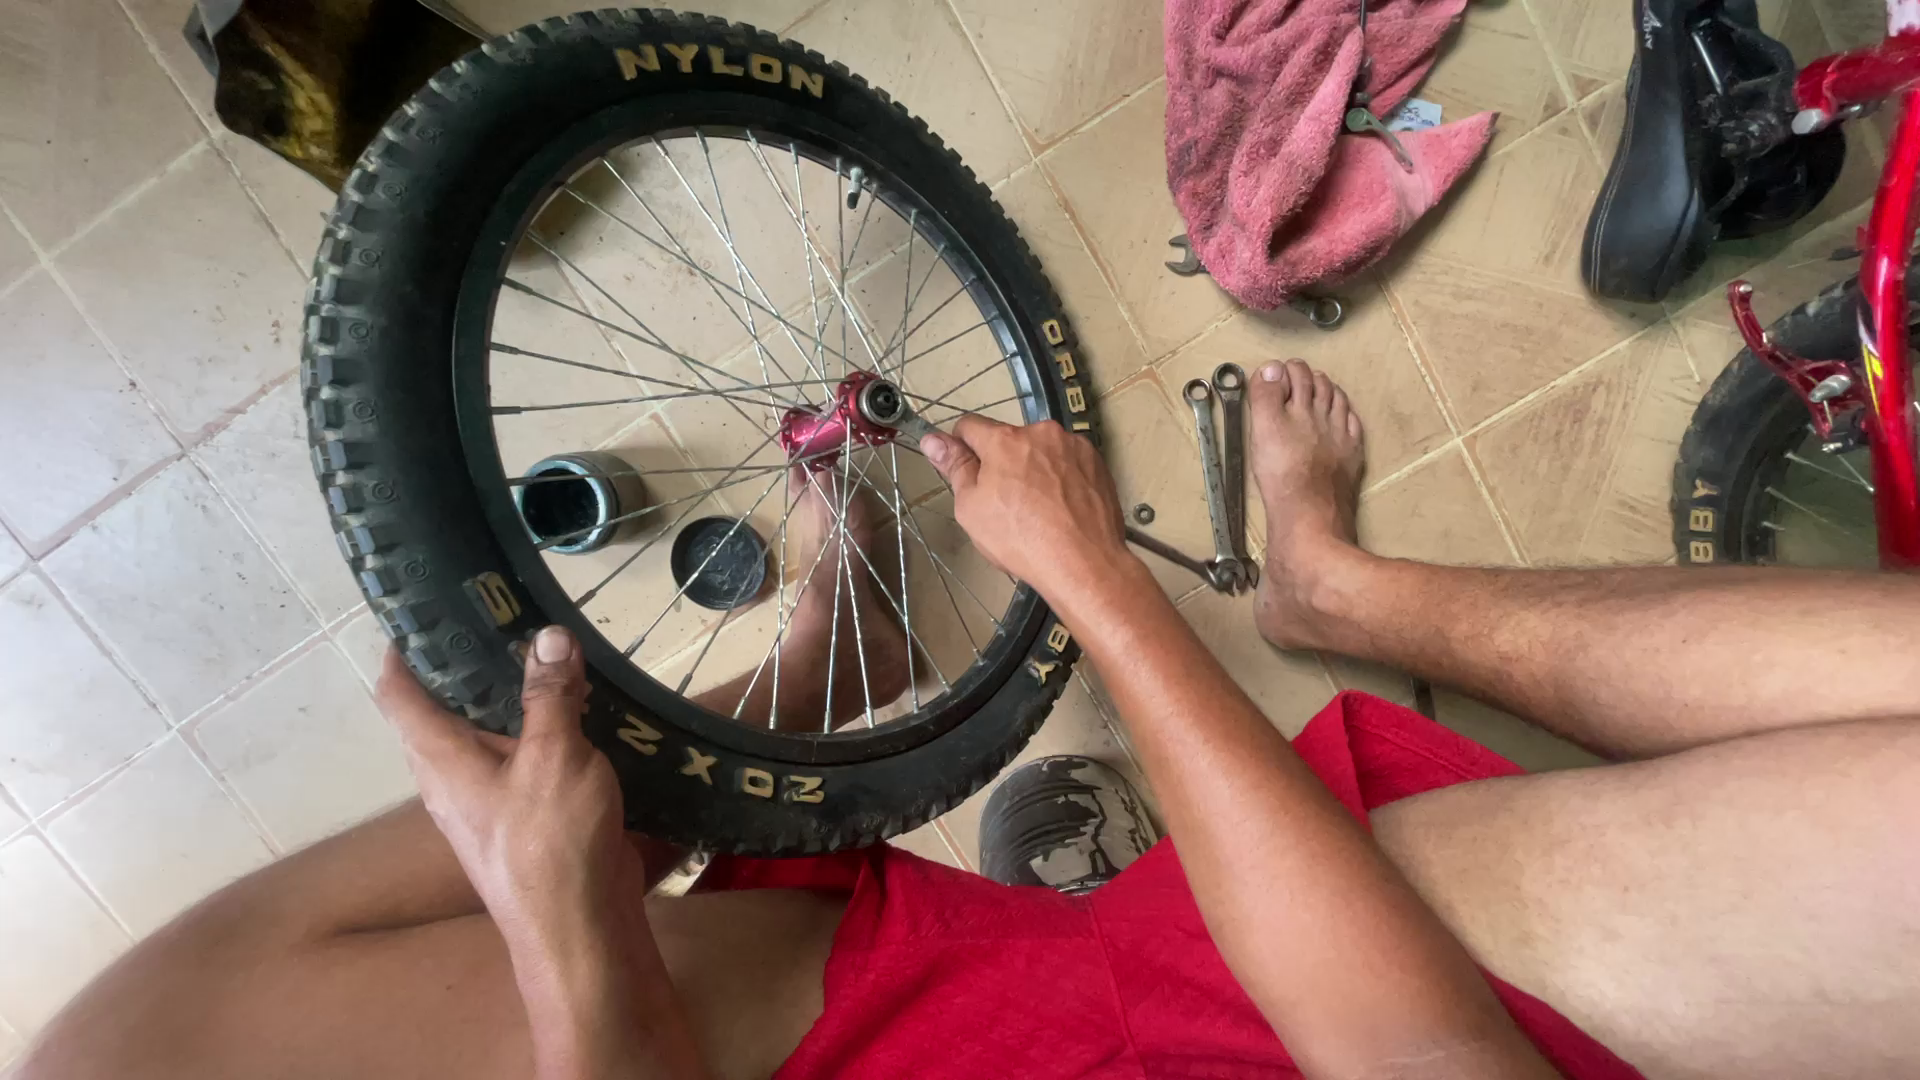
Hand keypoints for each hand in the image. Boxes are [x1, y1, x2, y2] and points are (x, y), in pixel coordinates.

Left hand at [376, 626, 643, 940]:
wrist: (578, 920)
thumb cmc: (551, 836)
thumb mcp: (553, 755)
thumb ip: (551, 695)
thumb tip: (549, 635)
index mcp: (443, 759)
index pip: (400, 695)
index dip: (403, 651)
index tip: (425, 611)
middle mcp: (457, 775)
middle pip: (449, 708)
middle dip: (474, 664)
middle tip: (512, 618)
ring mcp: (494, 796)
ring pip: (494, 731)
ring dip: (519, 694)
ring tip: (557, 655)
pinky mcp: (531, 810)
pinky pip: (530, 753)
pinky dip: (548, 724)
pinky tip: (586, 710)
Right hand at [921, 416, 1131, 596]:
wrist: (1083, 562)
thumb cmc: (1021, 539)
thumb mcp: (972, 508)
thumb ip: (955, 467)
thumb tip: (932, 440)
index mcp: (1004, 440)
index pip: (970, 426)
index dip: (962, 447)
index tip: (967, 470)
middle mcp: (1040, 433)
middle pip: (1010, 440)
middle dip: (1003, 462)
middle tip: (1006, 502)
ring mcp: (1073, 445)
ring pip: (1042, 451)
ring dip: (1035, 468)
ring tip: (1039, 509)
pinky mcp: (1097, 462)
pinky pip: (1069, 462)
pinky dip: (1062, 478)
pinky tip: (1062, 508)